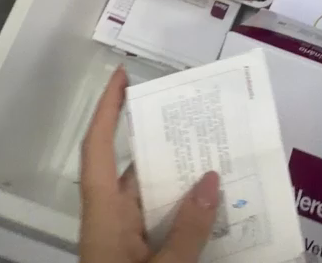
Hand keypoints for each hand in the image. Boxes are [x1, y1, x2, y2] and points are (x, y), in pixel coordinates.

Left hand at [79, 67, 219, 262]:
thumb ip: (188, 229)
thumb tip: (211, 177)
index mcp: (104, 219)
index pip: (98, 151)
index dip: (106, 111)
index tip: (122, 76)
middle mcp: (110, 227)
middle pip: (135, 172)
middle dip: (167, 144)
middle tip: (204, 116)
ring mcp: (123, 249)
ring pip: (154, 201)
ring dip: (184, 181)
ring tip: (224, 154)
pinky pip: (163, 228)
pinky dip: (187, 215)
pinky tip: (221, 209)